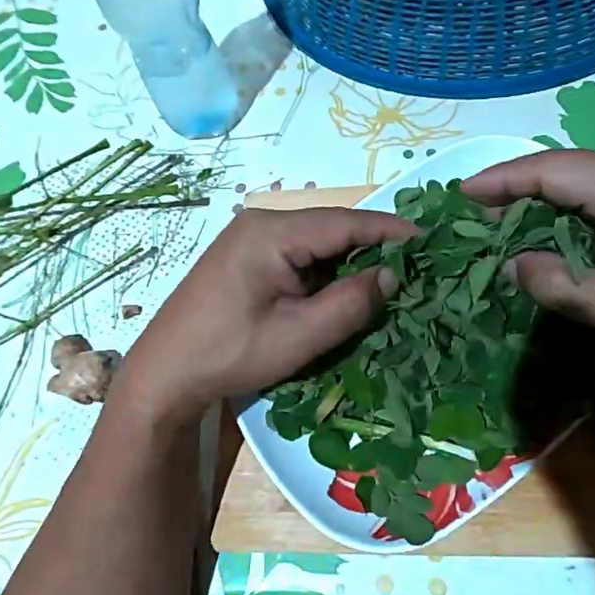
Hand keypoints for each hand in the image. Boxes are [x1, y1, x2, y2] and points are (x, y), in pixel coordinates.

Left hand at [110, 207, 417, 421]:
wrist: (164, 373)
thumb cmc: (229, 354)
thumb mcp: (298, 335)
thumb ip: (350, 303)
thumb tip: (391, 275)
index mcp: (271, 233)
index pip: (345, 222)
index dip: (390, 230)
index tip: (430, 241)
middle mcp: (260, 224)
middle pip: (330, 229)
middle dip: (372, 248)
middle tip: (414, 270)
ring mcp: (249, 239)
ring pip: (315, 243)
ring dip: (348, 263)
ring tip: (387, 283)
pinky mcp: (245, 258)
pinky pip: (296, 256)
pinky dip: (323, 272)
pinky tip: (343, 291)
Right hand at [462, 149, 594, 372]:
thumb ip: (556, 284)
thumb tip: (518, 263)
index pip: (548, 169)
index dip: (499, 179)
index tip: (461, 193)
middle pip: (571, 169)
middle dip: (524, 191)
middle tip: (484, 218)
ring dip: (558, 201)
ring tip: (522, 227)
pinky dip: (591, 208)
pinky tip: (580, 233)